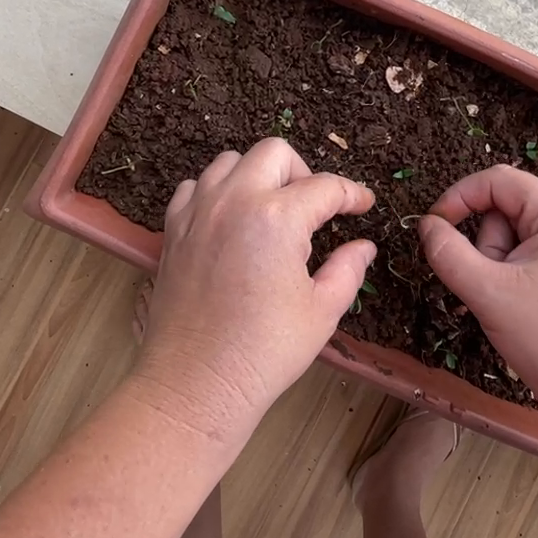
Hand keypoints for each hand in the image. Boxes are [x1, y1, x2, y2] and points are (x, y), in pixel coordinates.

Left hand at [133, 138, 376, 441]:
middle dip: (302, 172)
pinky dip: (216, 192)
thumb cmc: (266, 351)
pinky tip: (229, 221)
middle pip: (274, 153)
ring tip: (270, 210)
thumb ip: (348, 268)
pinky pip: (195, 186)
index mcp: (278, 218)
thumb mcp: (322, 311)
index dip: (352, 194)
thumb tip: (364, 245)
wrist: (196, 383)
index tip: (363, 205)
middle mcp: (235, 200)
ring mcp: (199, 211)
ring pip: (230, 161)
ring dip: (257, 176)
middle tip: (314, 208)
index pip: (325, 187)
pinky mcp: (173, 228)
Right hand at [415, 165, 537, 414]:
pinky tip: (522, 305)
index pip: (500, 180)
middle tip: (491, 286)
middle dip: (487, 244)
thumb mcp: (486, 291)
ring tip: (510, 302)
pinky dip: (516, 273)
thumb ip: (446, 250)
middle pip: (509, 209)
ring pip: (519, 234)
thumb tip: (427, 225)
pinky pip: (536, 252)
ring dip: (500, 263)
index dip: (460, 197)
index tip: (433, 227)